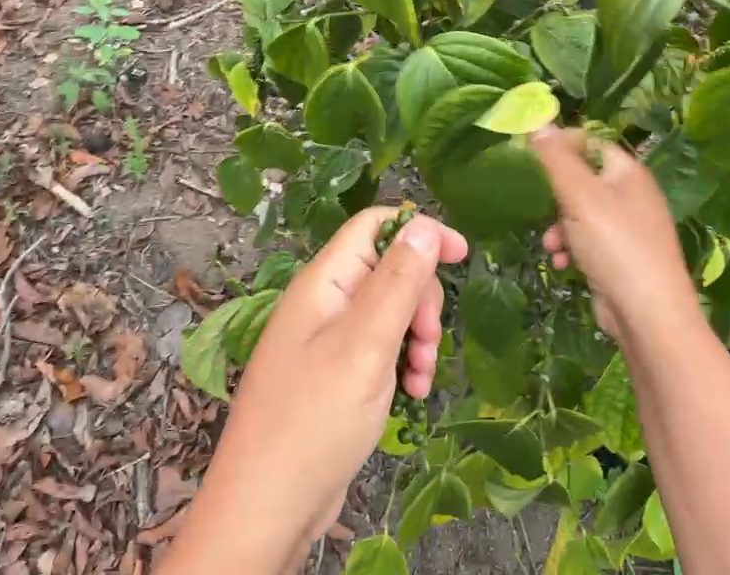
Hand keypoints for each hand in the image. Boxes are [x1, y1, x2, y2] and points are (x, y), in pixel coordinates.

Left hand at [160, 208, 467, 573]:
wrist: (266, 505)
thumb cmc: (315, 419)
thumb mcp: (366, 345)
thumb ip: (397, 282)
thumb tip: (422, 224)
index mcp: (325, 281)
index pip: (376, 225)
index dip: (421, 232)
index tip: (463, 256)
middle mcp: (324, 301)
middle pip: (390, 269)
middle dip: (421, 299)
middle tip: (427, 341)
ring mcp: (328, 338)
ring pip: (390, 312)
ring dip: (417, 337)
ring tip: (420, 378)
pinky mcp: (335, 373)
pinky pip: (380, 348)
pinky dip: (402, 363)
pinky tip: (410, 394)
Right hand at [531, 127, 699, 345]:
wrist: (648, 316)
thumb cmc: (617, 245)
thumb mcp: (580, 196)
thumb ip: (555, 158)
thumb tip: (537, 119)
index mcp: (628, 172)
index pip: (590, 142)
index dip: (561, 146)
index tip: (530, 158)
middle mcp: (631, 195)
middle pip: (581, 179)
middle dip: (554, 195)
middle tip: (535, 206)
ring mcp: (627, 229)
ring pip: (579, 213)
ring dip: (558, 226)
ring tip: (551, 245)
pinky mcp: (619, 257)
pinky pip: (586, 241)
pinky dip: (571, 248)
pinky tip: (561, 263)